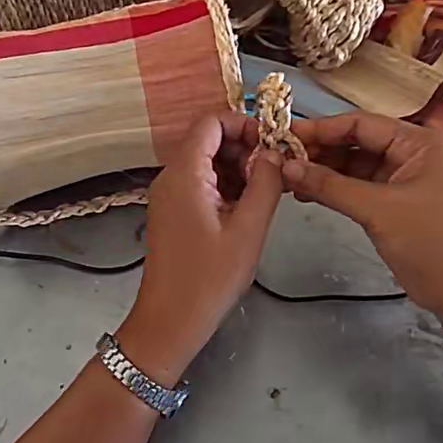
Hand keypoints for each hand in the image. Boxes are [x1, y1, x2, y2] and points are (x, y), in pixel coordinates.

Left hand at [118, 113, 282, 383]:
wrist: (170, 321)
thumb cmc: (209, 277)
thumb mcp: (248, 229)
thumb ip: (265, 184)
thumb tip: (275, 153)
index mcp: (184, 173)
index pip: (210, 122)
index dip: (243, 124)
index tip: (272, 146)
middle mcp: (170, 177)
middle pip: (208, 140)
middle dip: (244, 148)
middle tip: (274, 173)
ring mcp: (168, 195)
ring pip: (206, 162)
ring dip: (237, 169)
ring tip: (266, 193)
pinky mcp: (172, 212)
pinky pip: (200, 183)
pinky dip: (225, 186)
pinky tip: (247, 208)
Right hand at [282, 113, 442, 321]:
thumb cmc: (435, 243)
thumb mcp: (379, 210)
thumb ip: (330, 186)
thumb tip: (287, 167)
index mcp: (421, 142)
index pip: (362, 124)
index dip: (321, 129)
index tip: (283, 136)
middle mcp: (416, 155)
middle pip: (359, 143)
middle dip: (320, 152)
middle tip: (281, 161)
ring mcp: (409, 181)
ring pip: (358, 167)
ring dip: (326, 172)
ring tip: (289, 180)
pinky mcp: (402, 205)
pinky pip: (363, 188)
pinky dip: (338, 190)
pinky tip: (310, 194)